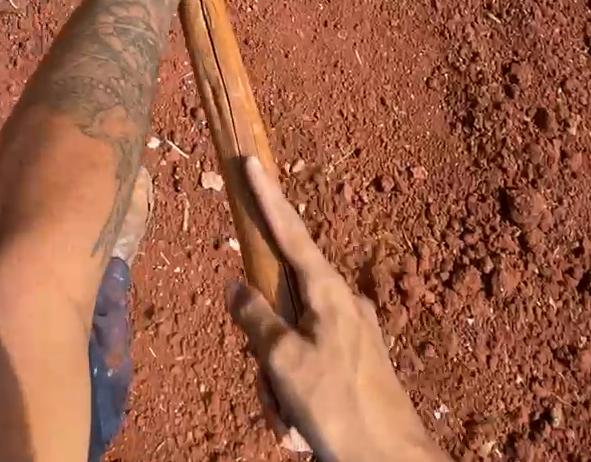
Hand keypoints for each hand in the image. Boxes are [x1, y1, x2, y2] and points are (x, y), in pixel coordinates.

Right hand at [228, 158, 449, 461]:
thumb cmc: (339, 406)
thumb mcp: (284, 362)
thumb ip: (255, 318)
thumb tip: (235, 285)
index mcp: (328, 290)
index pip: (290, 231)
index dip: (268, 197)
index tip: (253, 163)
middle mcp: (342, 301)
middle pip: (282, 300)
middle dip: (265, 346)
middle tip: (274, 388)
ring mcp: (352, 331)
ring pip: (291, 339)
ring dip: (279, 381)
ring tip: (290, 418)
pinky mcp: (354, 360)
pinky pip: (308, 363)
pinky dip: (296, 394)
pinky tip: (301, 427)